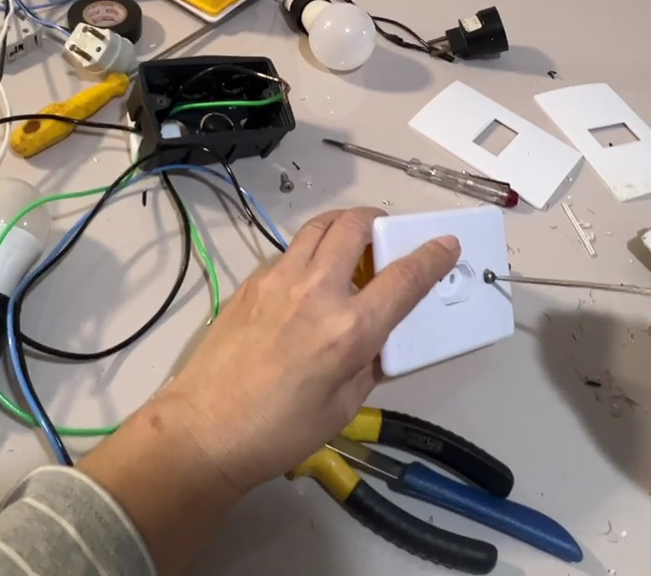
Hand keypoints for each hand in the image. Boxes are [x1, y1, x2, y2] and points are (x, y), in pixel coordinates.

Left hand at [80, 207, 458, 570]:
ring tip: (350, 242)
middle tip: (386, 234)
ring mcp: (279, 278)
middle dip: (379, 220)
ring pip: (319, 226)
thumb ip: (369, 361)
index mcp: (348, 329)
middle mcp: (316, 290)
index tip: (445, 244)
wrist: (205, 428)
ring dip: (343, 225)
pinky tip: (308, 280)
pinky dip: (310, 251)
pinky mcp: (253, 280)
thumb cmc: (280, 431)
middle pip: (355, 226)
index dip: (431, 256)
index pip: (403, 278)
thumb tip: (381, 334)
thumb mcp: (343, 406)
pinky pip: (291, 249)